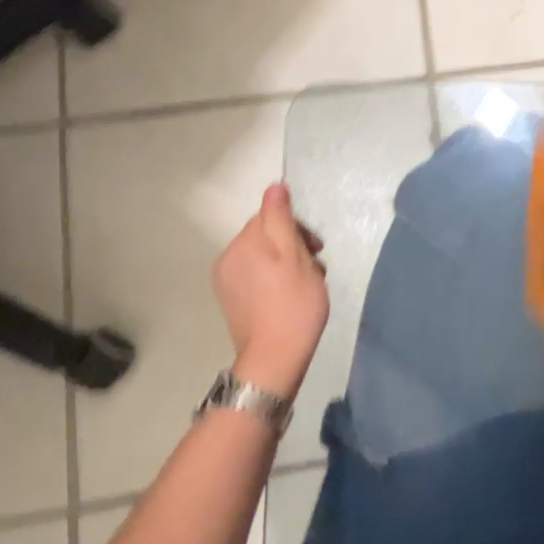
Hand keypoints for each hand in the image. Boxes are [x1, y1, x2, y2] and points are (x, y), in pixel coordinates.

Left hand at [213, 182, 328, 397]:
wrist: (274, 357)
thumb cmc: (294, 304)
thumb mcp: (295, 257)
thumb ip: (283, 219)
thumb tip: (275, 186)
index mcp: (244, 243)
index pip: (271, 215)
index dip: (297, 228)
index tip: (316, 248)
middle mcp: (228, 256)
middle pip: (265, 234)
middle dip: (292, 245)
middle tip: (316, 268)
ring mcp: (226, 279)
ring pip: (262, 255)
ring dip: (285, 262)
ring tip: (304, 284)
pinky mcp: (230, 298)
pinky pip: (254, 274)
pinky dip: (273, 278)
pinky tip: (287, 296)